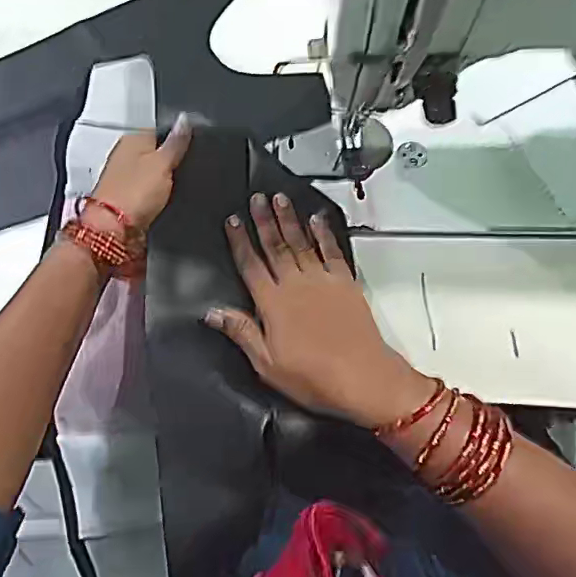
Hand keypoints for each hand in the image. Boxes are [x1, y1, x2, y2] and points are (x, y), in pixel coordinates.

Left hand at [87, 118, 192, 231]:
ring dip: (162, 177)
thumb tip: (184, 118)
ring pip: (150, 171)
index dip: (178, 135)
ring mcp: (123, 176)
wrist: (113, 228)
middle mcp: (124, 154)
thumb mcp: (163, 162)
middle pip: (154, 150)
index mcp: (132, 138)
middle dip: (170, 158)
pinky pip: (146, 189)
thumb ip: (175, 141)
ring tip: (174, 184)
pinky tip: (162, 198)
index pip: (159, 128)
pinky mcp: (125, 196)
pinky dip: (155, 192)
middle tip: (184, 166)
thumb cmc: (133, 192)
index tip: (191, 144)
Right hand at [207, 194, 434, 428]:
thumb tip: (212, 313)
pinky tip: (317, 220)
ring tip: (280, 198)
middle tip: (256, 198)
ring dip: (289, 219)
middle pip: (275, 246)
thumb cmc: (313, 376)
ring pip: (301, 242)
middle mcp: (295, 285)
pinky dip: (324, 234)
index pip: (250, 265)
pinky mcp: (345, 284)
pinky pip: (332, 251)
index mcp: (272, 303)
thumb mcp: (266, 364)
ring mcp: (322, 281)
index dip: (240, 241)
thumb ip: (241, 332)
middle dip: (263, 220)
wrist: (363, 378)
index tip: (233, 221)